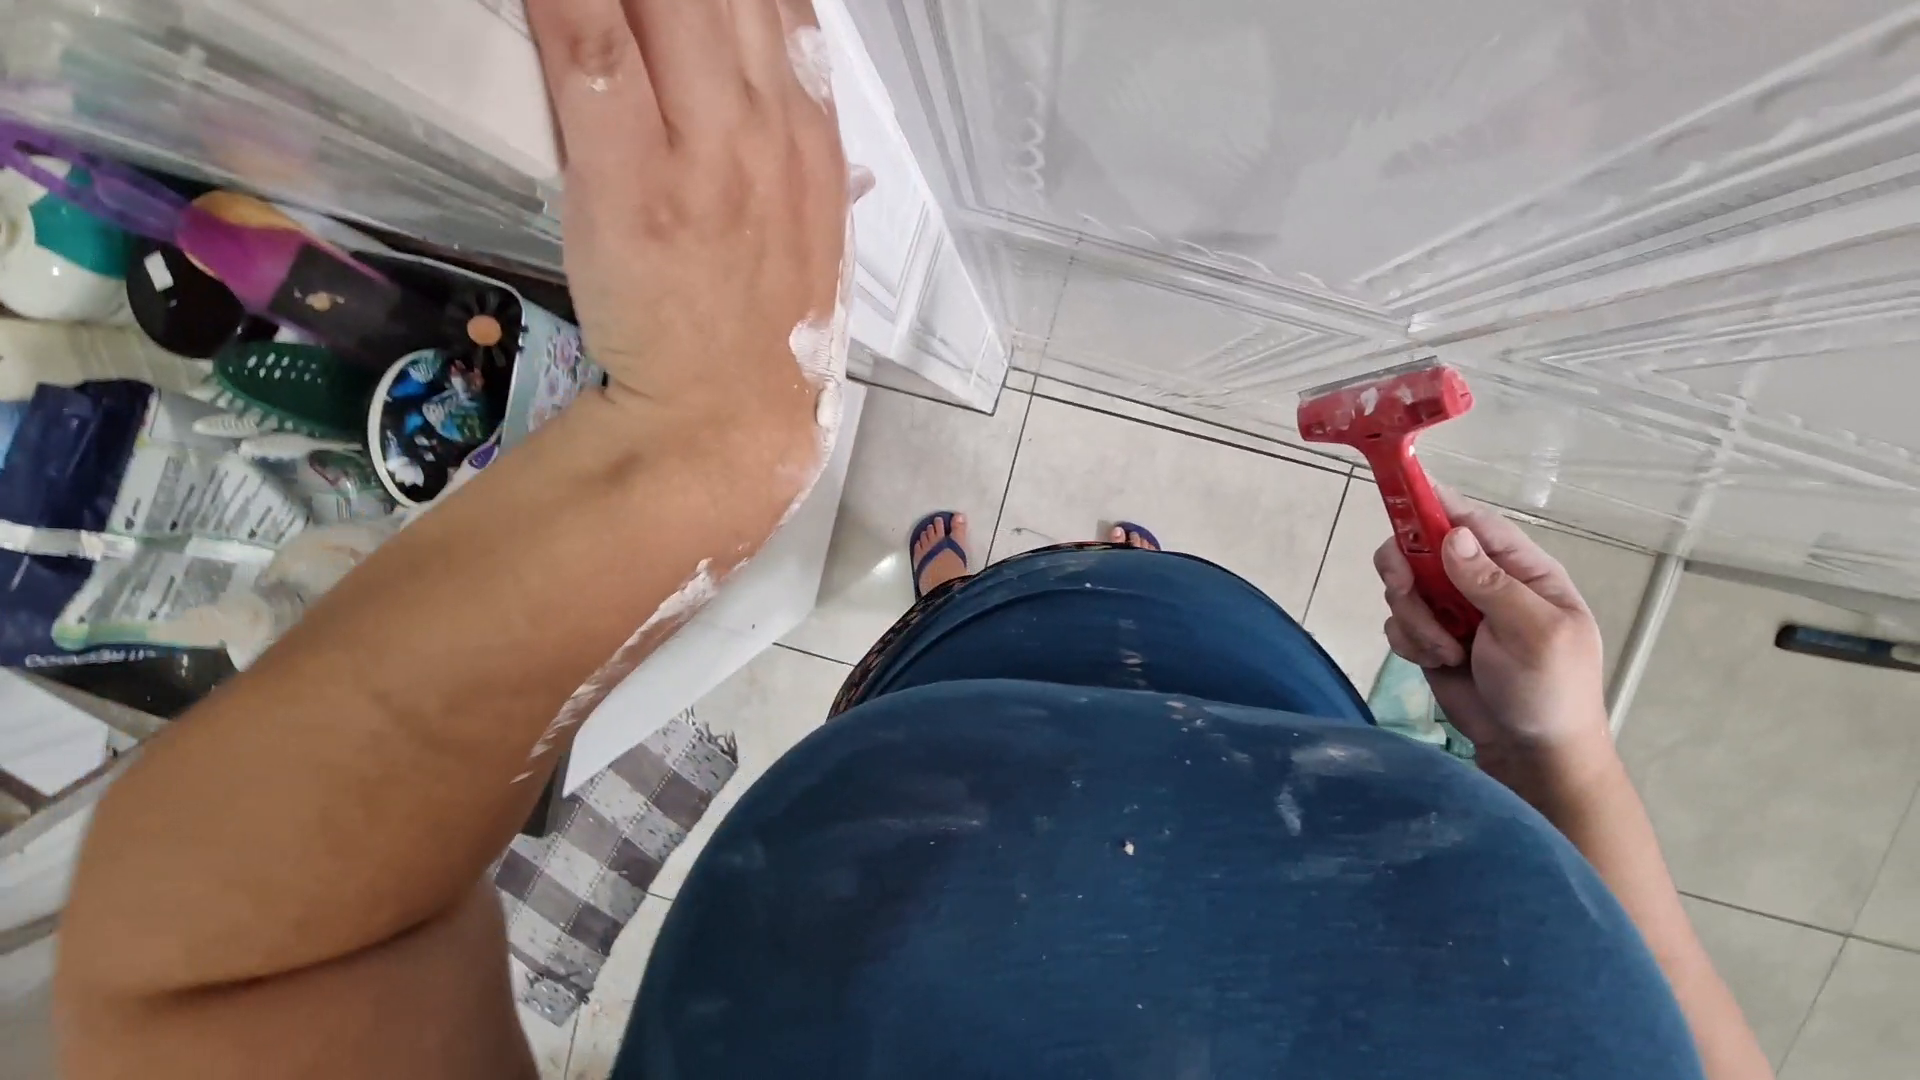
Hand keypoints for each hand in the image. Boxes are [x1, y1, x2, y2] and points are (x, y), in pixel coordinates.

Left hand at [528, 0, 851, 480]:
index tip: (698, 8)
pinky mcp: (629, 179)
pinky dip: (566, 1)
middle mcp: (768, 126)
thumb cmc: (767, 334)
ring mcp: (704, 150)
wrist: (731, 418)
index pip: (784, 3)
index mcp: (813, 138)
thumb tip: (801, 113)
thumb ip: (803, 161)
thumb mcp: (814, 240)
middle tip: (645, 16)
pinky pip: (590, 44)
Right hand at [1374, 489, 1612, 785]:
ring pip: (1401, 586)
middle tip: (1405, 592)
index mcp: (1520, 569)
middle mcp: (1479, 580)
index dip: (1433, 505)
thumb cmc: (1549, 689)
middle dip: (1405, 571)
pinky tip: (1436, 661)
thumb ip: (1491, 583)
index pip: (1471, 521)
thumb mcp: (1533, 633)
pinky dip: (1407, 640)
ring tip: (1443, 650)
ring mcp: (1451, 608)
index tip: (1397, 498)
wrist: (1529, 750)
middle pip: (1419, 547)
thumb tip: (1452, 536)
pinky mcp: (1427, 635)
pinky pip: (1395, 621)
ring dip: (1412, 618)